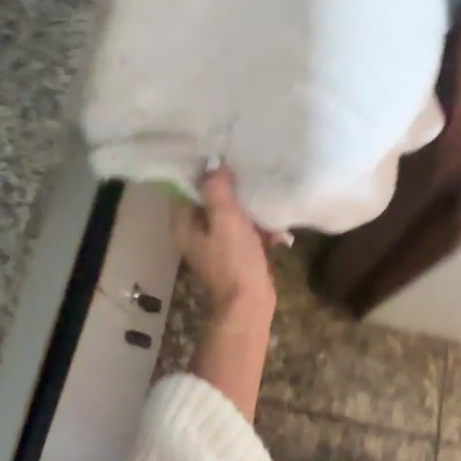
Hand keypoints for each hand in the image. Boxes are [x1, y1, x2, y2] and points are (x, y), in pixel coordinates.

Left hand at [170, 169, 273, 315]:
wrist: (250, 305)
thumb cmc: (235, 261)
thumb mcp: (226, 220)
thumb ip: (217, 190)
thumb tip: (213, 165)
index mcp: (184, 224)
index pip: (187, 187)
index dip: (203, 171)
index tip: (222, 155)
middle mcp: (193, 231)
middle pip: (210, 198)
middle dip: (232, 188)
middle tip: (249, 171)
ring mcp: (213, 243)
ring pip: (230, 213)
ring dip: (250, 210)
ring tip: (267, 202)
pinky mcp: (232, 252)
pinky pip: (243, 230)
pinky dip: (258, 229)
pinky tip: (276, 232)